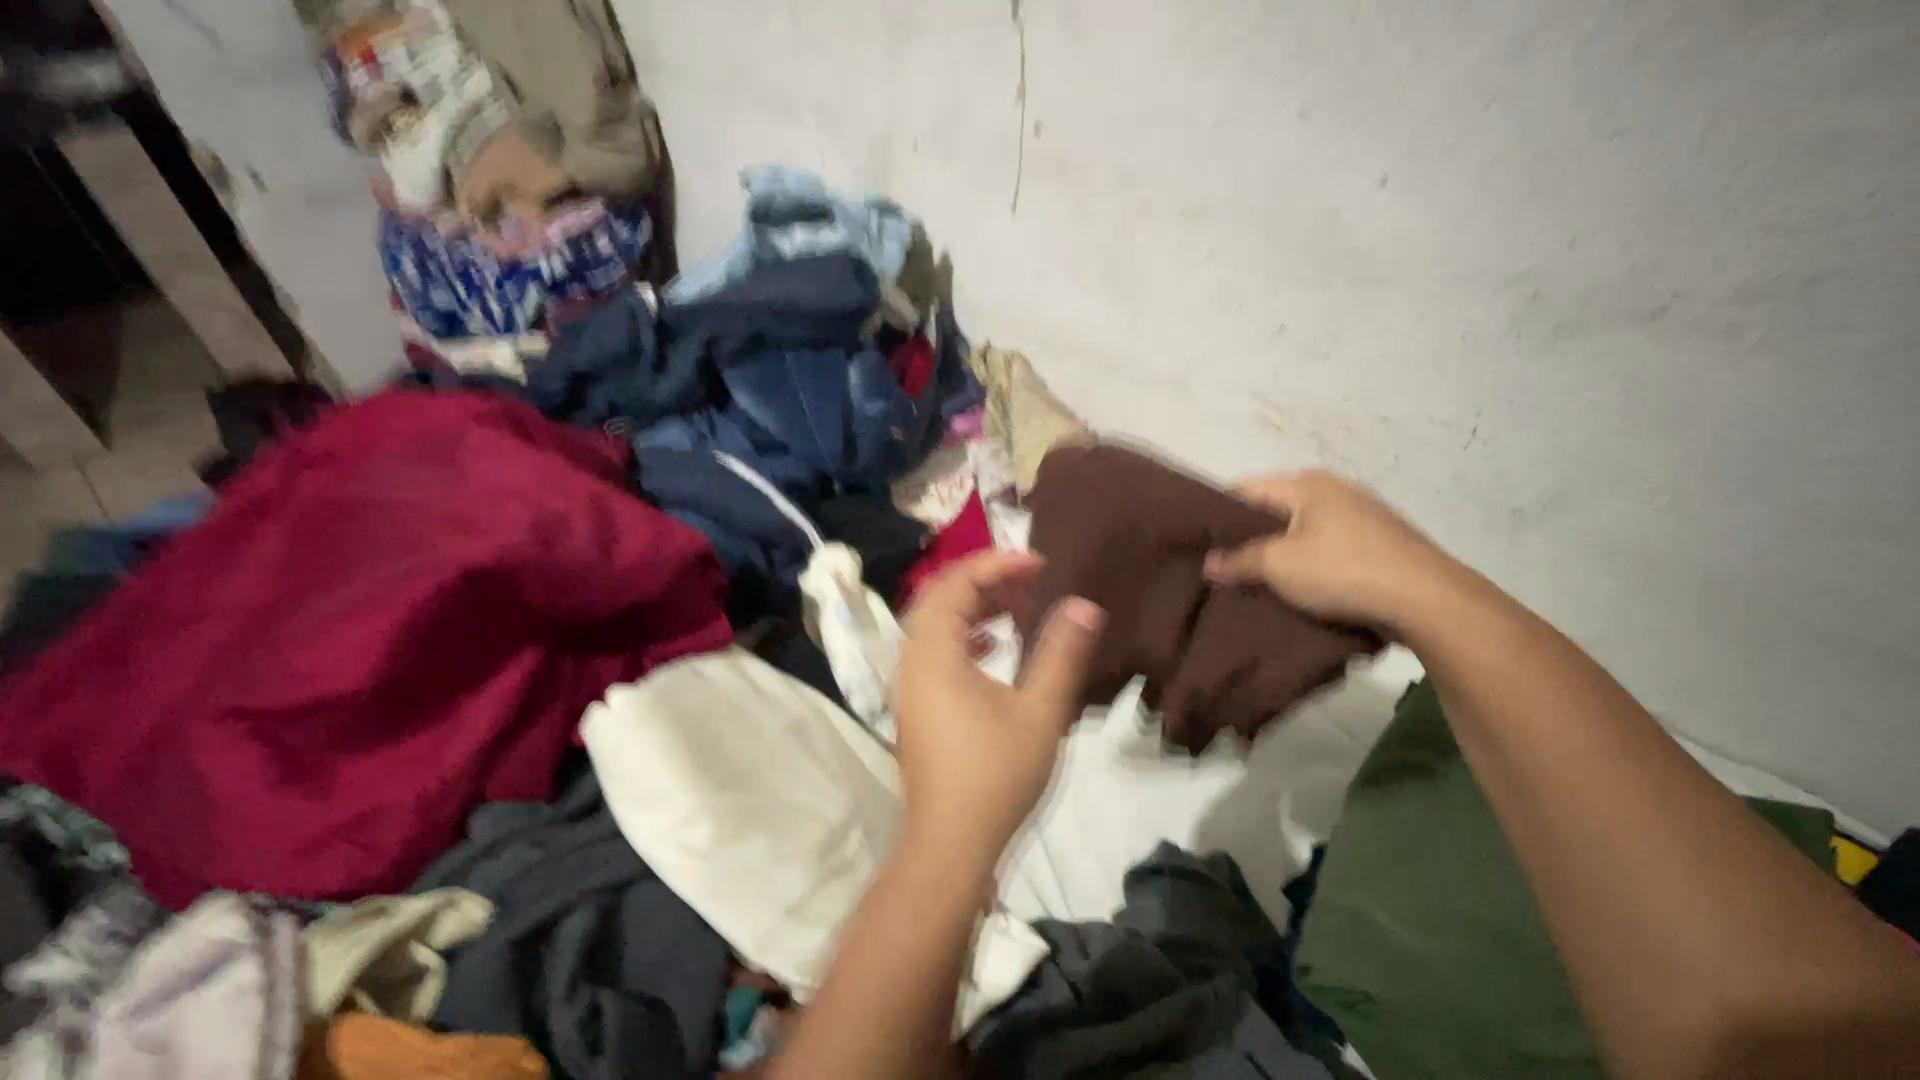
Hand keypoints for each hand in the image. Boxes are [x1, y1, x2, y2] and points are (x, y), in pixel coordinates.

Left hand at [894, 551, 1104, 863]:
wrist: (950, 843)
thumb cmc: (995, 774)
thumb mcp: (1040, 711)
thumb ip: (1062, 653)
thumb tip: (1084, 604)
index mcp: (934, 653)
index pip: (956, 583)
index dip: (996, 564)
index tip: (1039, 564)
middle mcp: (912, 661)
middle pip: (939, 597)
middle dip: (984, 581)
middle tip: (1030, 581)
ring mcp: (909, 686)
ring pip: (935, 625)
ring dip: (974, 608)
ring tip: (1018, 610)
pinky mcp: (915, 707)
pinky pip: (934, 651)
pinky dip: (964, 637)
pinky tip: (996, 649)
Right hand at [1203, 470, 1464, 633]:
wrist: (1426, 599)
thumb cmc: (1342, 571)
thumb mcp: (1278, 566)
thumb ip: (1239, 561)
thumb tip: (1208, 562)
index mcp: (1307, 484)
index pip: (1246, 489)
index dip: (1218, 513)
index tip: (1199, 542)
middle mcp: (1335, 490)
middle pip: (1276, 511)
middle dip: (1250, 537)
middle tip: (1224, 567)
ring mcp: (1363, 516)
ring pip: (1305, 532)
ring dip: (1283, 555)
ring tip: (1259, 583)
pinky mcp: (1382, 544)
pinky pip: (1331, 549)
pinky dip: (1313, 566)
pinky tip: (1302, 591)